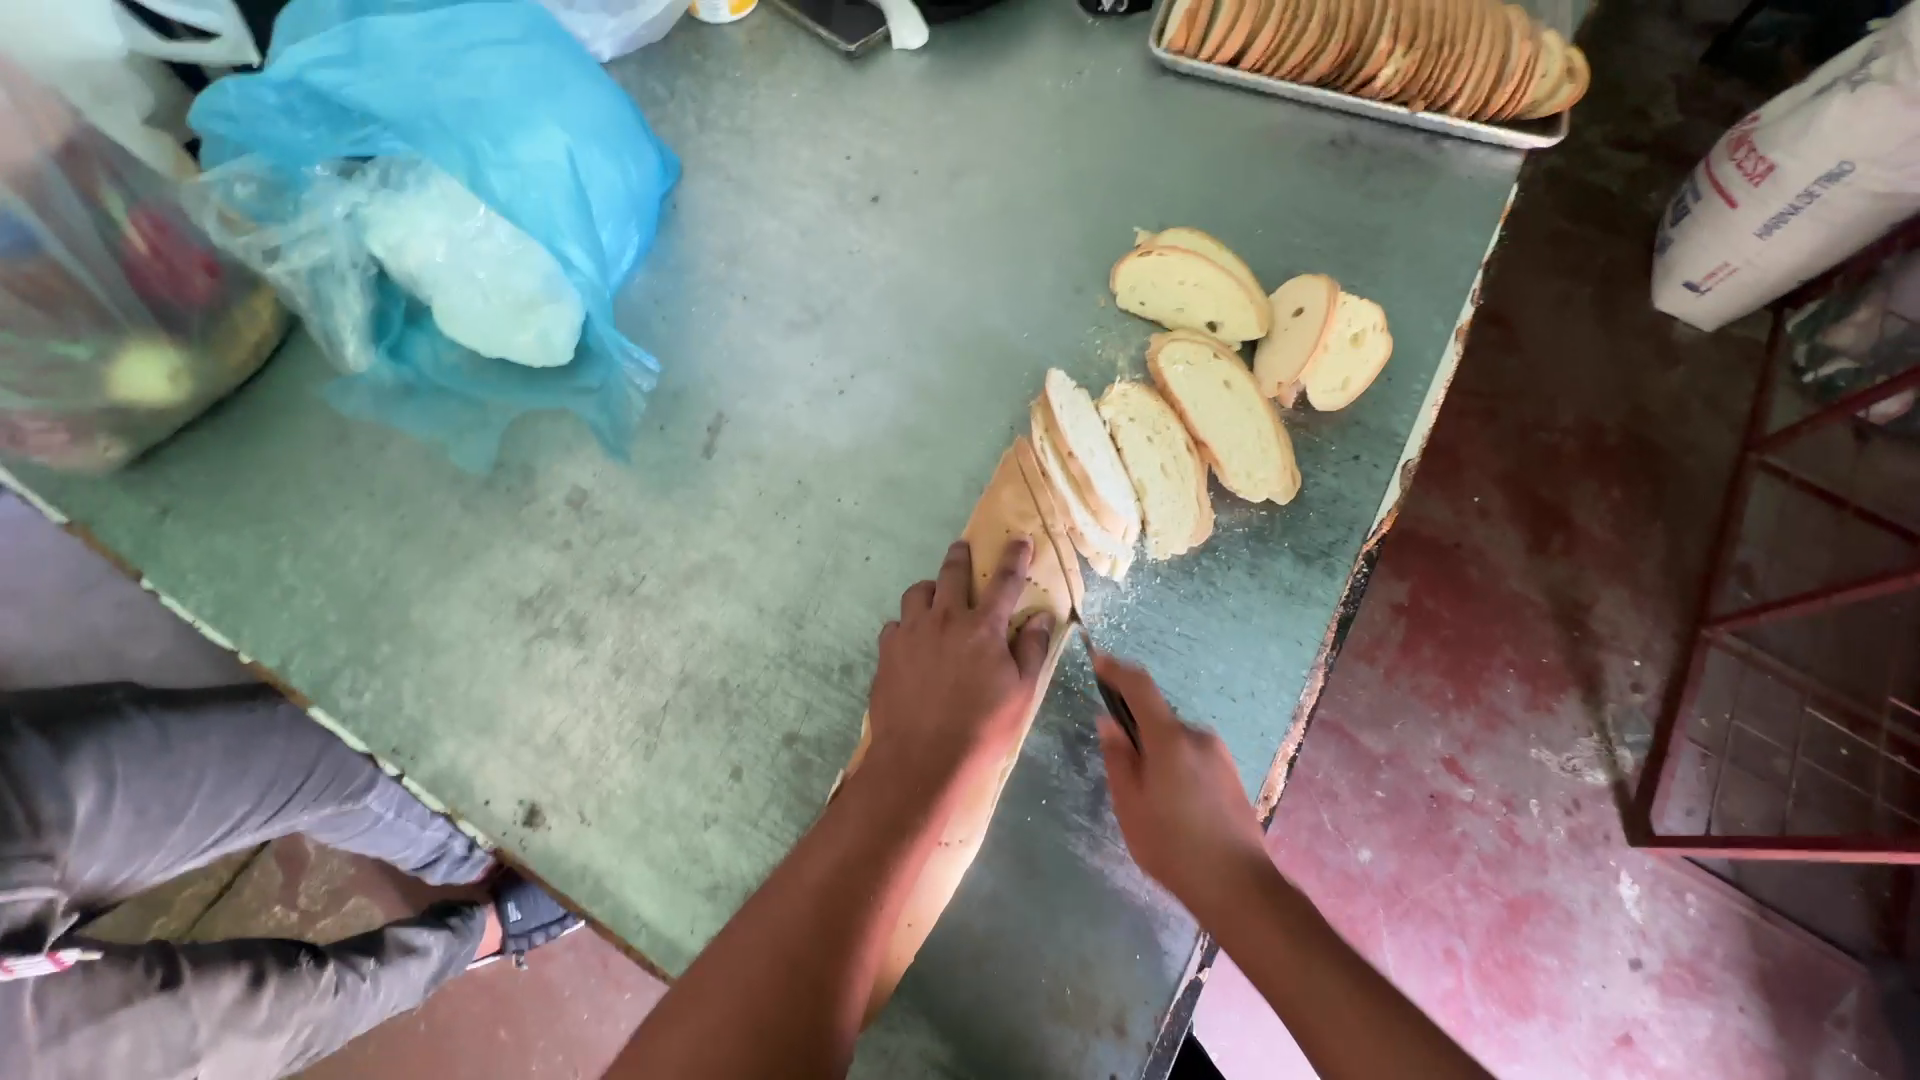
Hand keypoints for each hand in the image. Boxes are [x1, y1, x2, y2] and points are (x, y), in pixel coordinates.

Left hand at [867, 539, 1054, 780]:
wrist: (922, 759)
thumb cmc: (982, 729)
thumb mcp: (1021, 694)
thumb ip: (1032, 650)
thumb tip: (1041, 616)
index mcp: (983, 628)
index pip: (1005, 582)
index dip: (1015, 557)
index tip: (1019, 539)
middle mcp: (945, 620)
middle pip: (952, 574)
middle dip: (961, 556)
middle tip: (963, 548)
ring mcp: (910, 634)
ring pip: (917, 594)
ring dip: (929, 590)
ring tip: (935, 598)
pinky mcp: (886, 653)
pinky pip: (894, 625)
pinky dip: (906, 625)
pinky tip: (911, 640)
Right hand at [1095, 653, 1270, 918]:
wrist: (1238, 885)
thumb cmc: (1172, 845)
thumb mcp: (1129, 804)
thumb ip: (1117, 757)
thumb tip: (1109, 721)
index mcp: (1170, 738)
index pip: (1140, 687)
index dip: (1117, 671)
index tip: (1098, 661)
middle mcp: (1199, 736)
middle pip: (1158, 720)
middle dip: (1137, 734)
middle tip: (1122, 774)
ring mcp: (1220, 756)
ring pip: (1176, 743)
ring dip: (1158, 756)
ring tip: (1150, 803)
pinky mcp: (1231, 776)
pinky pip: (1193, 759)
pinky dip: (1176, 770)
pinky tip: (1175, 810)